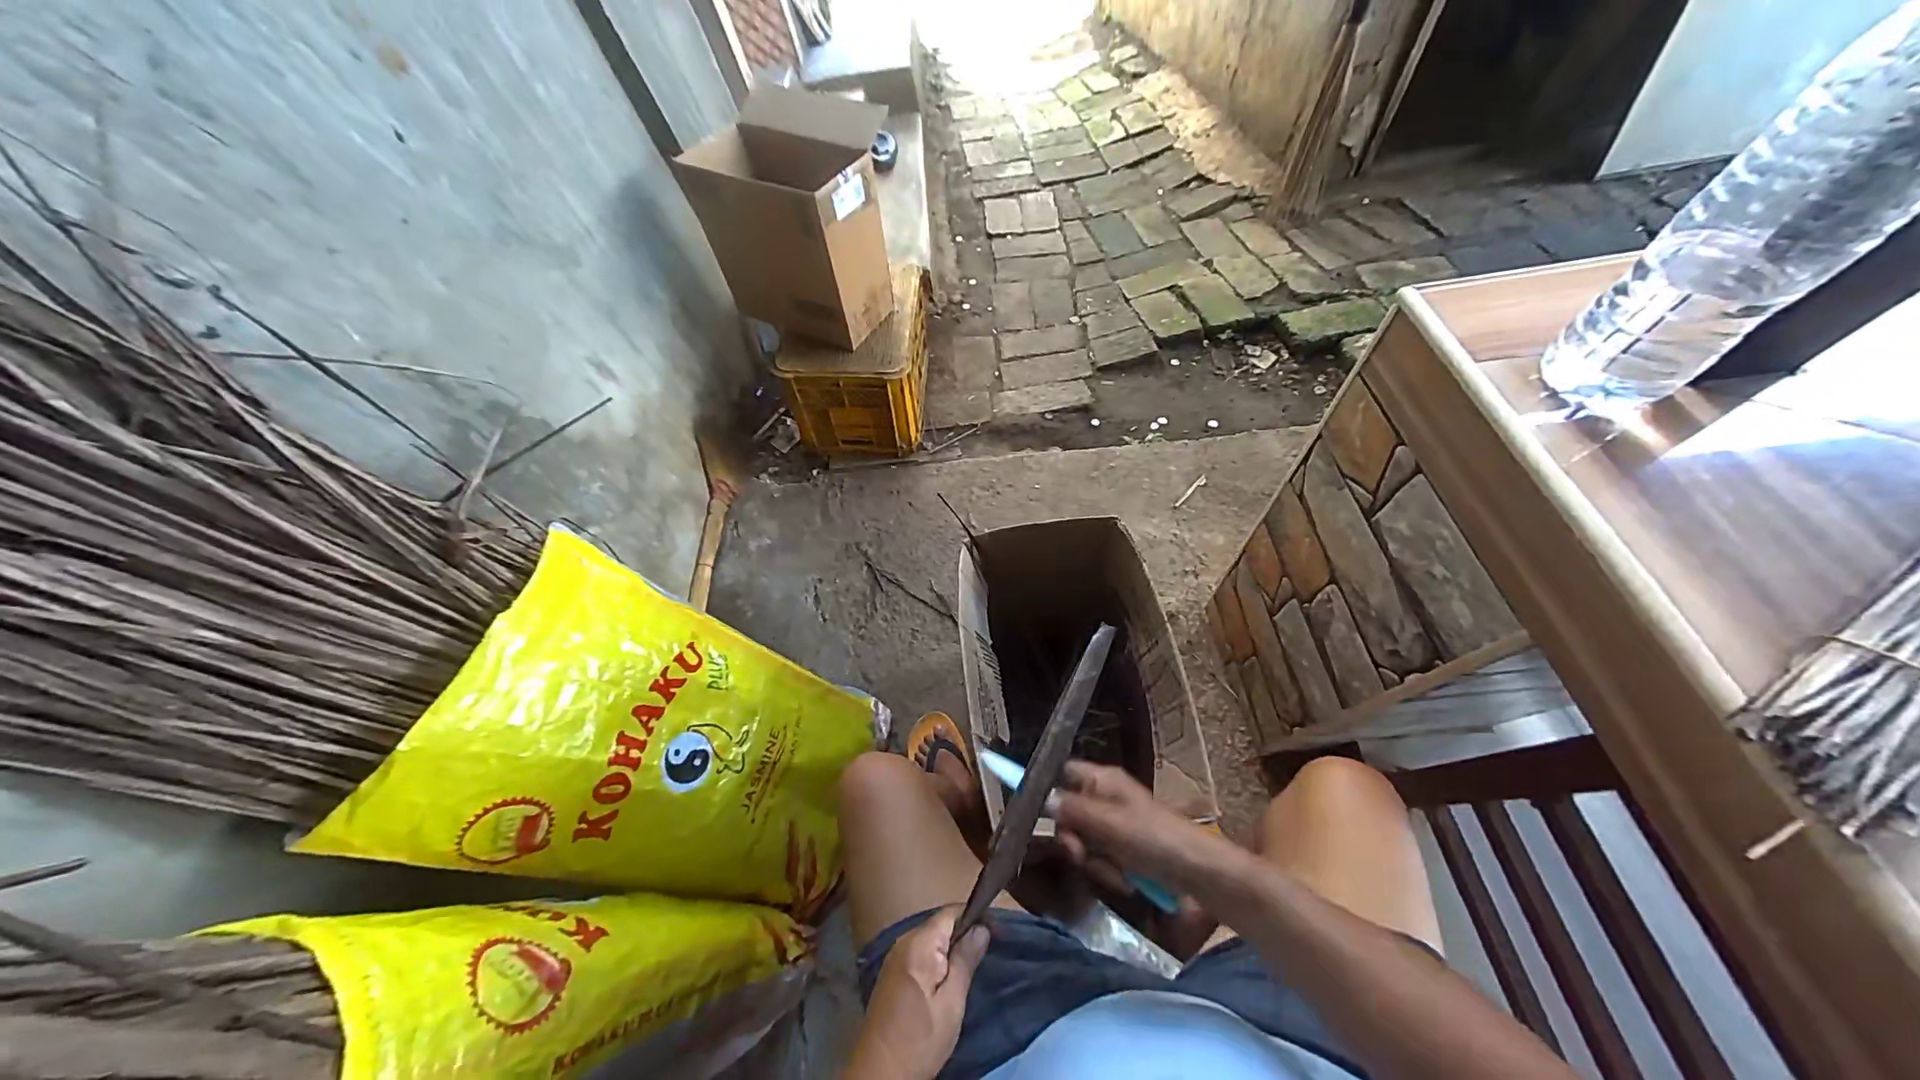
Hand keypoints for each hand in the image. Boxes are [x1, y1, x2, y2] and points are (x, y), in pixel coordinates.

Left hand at [847, 906, 989, 1079]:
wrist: (880, 1072)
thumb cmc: (920, 1039)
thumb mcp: (951, 1003)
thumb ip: (965, 961)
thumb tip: (981, 928)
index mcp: (919, 944)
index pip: (950, 912)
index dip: (974, 916)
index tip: (995, 931)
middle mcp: (903, 942)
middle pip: (940, 924)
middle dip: (963, 933)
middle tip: (987, 953)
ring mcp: (894, 957)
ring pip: (930, 940)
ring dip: (950, 949)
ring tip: (972, 966)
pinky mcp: (891, 973)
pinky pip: (920, 953)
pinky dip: (936, 960)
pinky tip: (948, 979)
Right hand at [1053, 761, 1246, 893]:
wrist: (1199, 873)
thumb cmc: (1155, 838)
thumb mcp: (1110, 823)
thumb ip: (1073, 810)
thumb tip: (1042, 799)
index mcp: (1102, 780)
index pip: (1064, 772)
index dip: (1049, 788)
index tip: (1039, 814)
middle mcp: (1104, 797)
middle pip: (1068, 812)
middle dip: (1073, 838)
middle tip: (1080, 854)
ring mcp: (1114, 825)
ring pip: (1082, 840)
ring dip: (1093, 860)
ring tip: (1115, 872)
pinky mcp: (1123, 850)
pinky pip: (1099, 858)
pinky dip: (1108, 871)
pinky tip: (1125, 880)